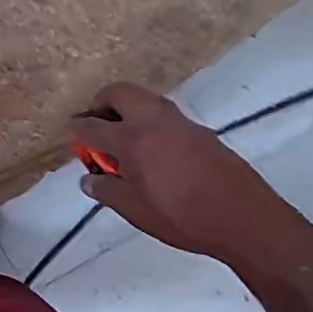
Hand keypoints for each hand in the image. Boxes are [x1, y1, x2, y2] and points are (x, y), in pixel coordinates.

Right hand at [68, 83, 312, 276]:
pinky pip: (162, 113)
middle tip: (94, 128)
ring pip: (143, 98)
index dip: (74, 130)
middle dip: (99, 104)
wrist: (245, 218)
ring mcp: (179, 121)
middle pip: (117, 93)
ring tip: (121, 139)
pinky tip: (150, 150)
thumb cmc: (184, 218)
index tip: (67, 136)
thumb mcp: (135, 210)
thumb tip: (89, 179)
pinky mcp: (199, 130)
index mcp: (132, 140)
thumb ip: (107, 191)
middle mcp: (153, 121)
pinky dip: (146, 120)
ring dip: (125, 109)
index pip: (91, 126)